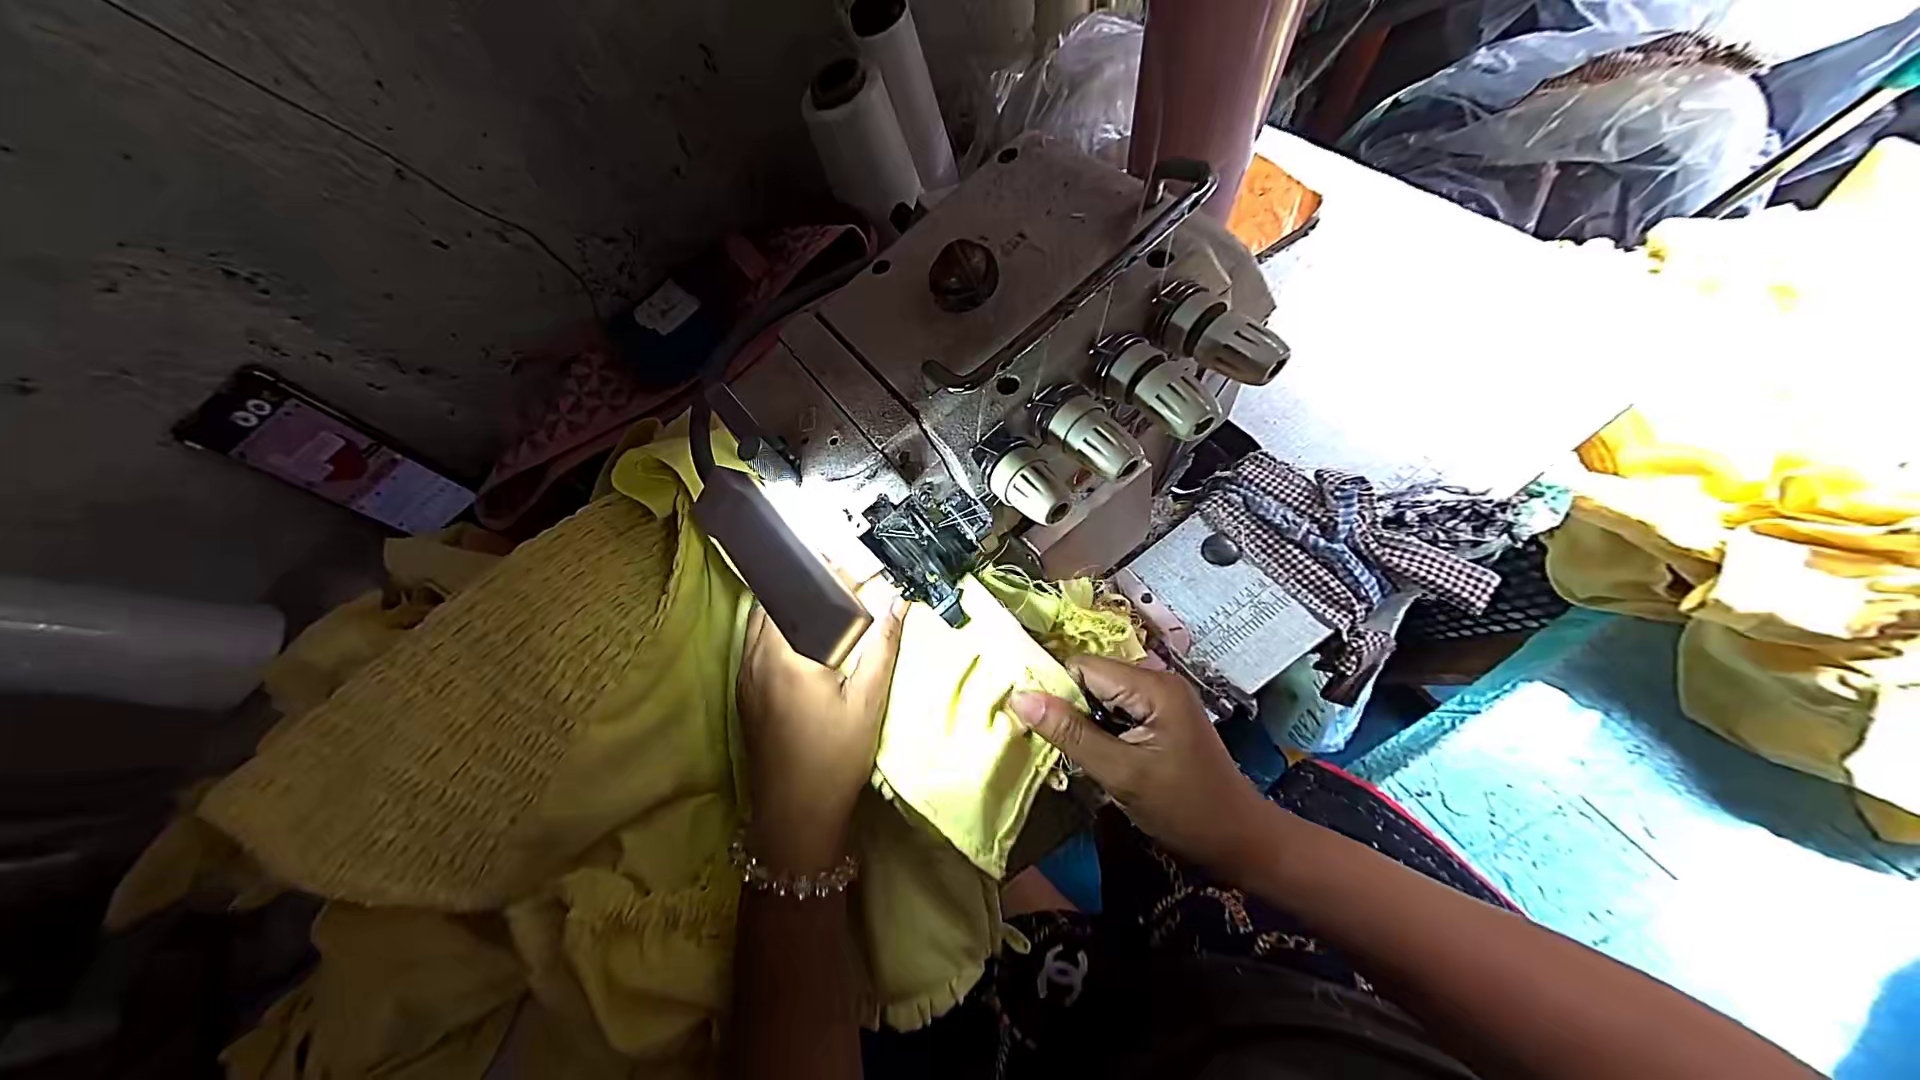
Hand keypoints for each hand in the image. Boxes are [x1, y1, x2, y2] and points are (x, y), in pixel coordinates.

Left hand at [736, 589, 906, 872]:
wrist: (794, 815)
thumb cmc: (835, 758)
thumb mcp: (868, 701)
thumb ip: (882, 646)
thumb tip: (897, 602)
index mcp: (787, 656)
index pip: (806, 595)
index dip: (834, 576)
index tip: (860, 568)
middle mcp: (756, 658)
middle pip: (777, 600)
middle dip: (810, 584)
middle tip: (846, 581)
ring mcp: (745, 675)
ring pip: (762, 618)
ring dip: (791, 603)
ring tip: (828, 602)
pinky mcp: (744, 691)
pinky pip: (756, 640)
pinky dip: (779, 625)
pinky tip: (806, 636)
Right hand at [1010, 656, 1272, 875]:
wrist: (1241, 841)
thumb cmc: (1184, 809)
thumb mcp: (1121, 773)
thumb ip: (1070, 733)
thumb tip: (1020, 698)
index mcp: (1152, 686)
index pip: (1083, 666)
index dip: (1053, 689)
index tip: (1029, 720)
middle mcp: (1157, 680)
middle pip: (1091, 677)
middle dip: (1065, 705)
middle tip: (1046, 740)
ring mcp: (1161, 698)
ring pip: (1100, 695)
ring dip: (1081, 720)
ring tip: (1068, 750)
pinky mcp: (1160, 717)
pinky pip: (1116, 710)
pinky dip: (1099, 728)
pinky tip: (1093, 754)